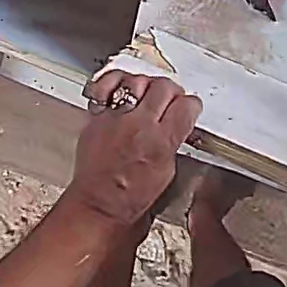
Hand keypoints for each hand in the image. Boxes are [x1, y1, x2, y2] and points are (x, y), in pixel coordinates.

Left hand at [64, 70, 201, 225]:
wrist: (100, 205)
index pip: (187, 106)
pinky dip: (115, 82)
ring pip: (137, 81)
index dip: (190, 105)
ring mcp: (115, 119)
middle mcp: (139, 126)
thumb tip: (179, 124)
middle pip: (164, 87)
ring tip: (146, 95)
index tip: (187, 108)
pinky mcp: (96, 117)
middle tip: (169, 100)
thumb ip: (173, 142)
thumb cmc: (130, 198)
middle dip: (172, 92)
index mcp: (162, 142)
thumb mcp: (167, 172)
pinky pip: (105, 85)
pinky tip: (121, 88)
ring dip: (146, 86)